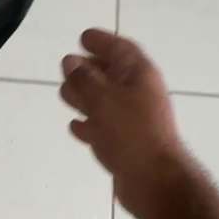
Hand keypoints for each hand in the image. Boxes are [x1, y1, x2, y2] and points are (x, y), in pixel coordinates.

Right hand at [60, 28, 192, 218]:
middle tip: (66, 67)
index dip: (101, 41)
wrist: (154, 180)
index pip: (119, 49)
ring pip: (106, 102)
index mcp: (139, 75)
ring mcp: (134, 121)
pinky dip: (90, 124)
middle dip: (89, 70)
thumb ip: (84, 79)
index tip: (81, 38)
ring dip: (85, 97)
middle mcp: (139, 94)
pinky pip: (105, 127)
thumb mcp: (103, 100)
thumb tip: (70, 62)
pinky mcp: (127, 145)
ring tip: (64, 95)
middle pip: (111, 75)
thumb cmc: (131, 134)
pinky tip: (76, 127)